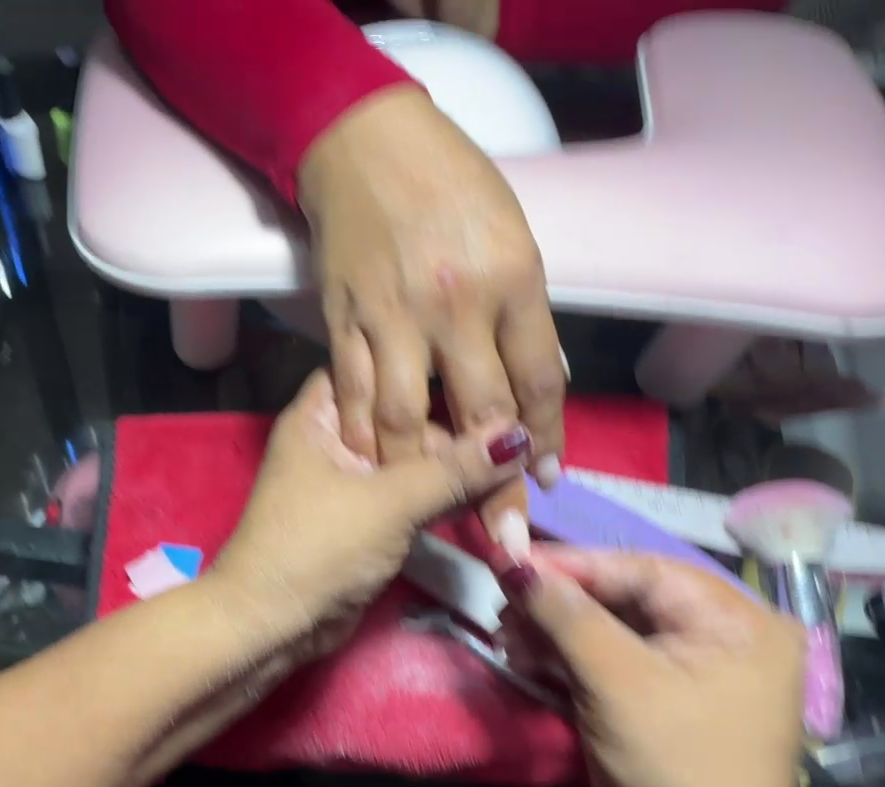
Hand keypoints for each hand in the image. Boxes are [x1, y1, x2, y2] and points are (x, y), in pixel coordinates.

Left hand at [209, 369, 532, 652]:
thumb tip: (522, 434)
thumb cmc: (318, 547)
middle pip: (409, 417)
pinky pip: (416, 496)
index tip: (492, 373)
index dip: (433, 369)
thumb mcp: (390, 502)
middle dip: (462, 432)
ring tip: (523, 471)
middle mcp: (337, 438)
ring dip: (462, 471)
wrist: (274, 625)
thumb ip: (456, 468)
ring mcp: (353, 480)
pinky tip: (497, 498)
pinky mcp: (369, 518)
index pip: (383, 368)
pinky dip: (449, 499)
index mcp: (322, 414)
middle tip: (525, 440)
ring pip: (418, 461)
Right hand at [298, 85, 564, 551]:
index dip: (543, 440)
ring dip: (417, 475)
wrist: (363, 147)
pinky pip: (350, 394)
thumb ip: (521, 317)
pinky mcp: (341, 323)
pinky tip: (369, 469)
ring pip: (402, 416)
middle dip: (493, 487)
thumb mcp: (511, 238)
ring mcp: (390, 317)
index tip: (542, 484)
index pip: (536, 381)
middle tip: (504, 542)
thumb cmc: (449, 184)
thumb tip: (529, 393)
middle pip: (479, 412)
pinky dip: (361, 438)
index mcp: (510, 278)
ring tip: (431, 518)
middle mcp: (453, 305)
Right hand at [510, 548, 809, 786]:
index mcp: (736, 620)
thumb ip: (565, 616)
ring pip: (610, 626)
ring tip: (509, 641)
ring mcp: (694, 665)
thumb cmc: (674, 769)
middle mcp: (722, 632)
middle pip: (622, 596)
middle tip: (501, 612)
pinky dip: (569, 657)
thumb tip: (512, 561)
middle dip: (556, 604)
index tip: (505, 563)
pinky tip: (531, 660)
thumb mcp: (615, 684)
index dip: (568, 565)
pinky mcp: (666, 693)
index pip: (639, 570)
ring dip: (554, 631)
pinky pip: (612, 656)